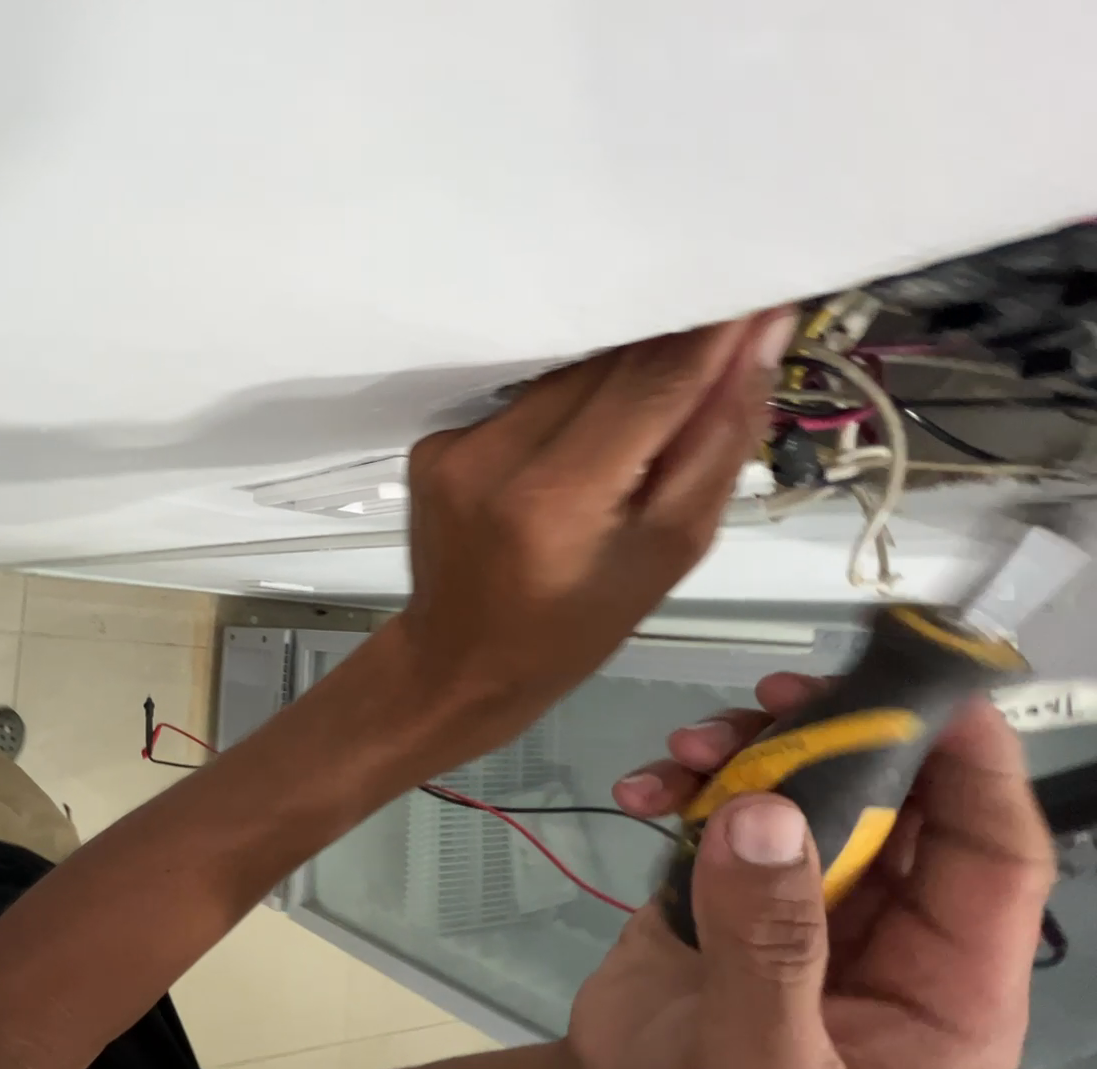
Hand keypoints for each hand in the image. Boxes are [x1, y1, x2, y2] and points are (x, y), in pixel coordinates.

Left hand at [397, 310, 792, 751]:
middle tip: (724, 336)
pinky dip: (559, 406)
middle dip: (666, 350)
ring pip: (556, 380)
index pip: (648, 383)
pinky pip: (516, 404)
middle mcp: (488, 456)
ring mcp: (449, 447)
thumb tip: (756, 341)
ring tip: (650, 404)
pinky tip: (579, 434)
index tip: (760, 292)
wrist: (459, 656)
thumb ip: (713, 445)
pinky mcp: (429, 446)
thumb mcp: (667, 553)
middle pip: (598, 370)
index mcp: (551, 495)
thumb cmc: (575, 626)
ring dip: (611, 378)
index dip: (710, 334)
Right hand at [570, 673, 1057, 1068]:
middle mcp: (869, 927)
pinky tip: (636, 792)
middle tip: (771, 697)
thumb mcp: (769, 1059)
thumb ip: (770, 945)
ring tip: (678, 753)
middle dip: (825, 742)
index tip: (928, 690)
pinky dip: (672, 787)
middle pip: (878, 803)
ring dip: (734, 757)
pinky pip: (706, 814)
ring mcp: (783, 903)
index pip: (989, 858)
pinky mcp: (708, 888)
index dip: (974, 769)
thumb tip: (764, 810)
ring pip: (786, 795)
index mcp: (938, 983)